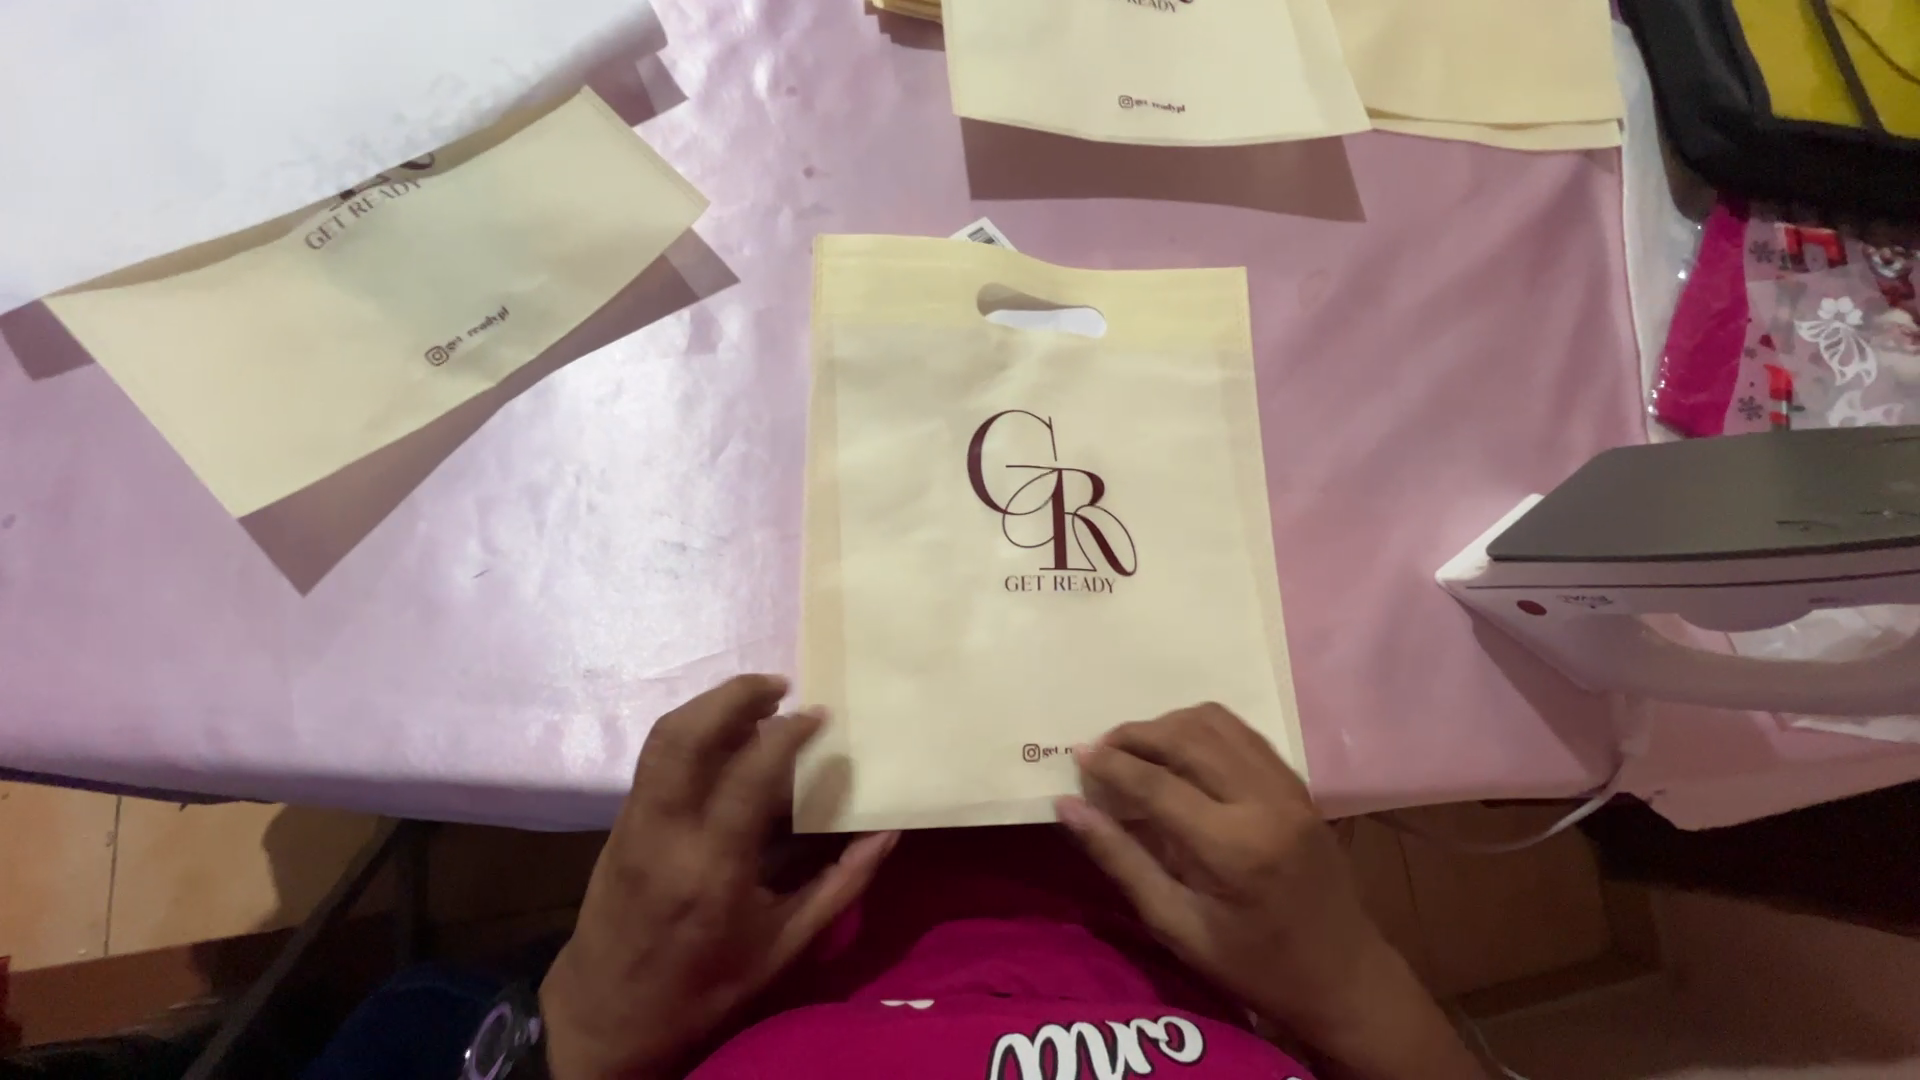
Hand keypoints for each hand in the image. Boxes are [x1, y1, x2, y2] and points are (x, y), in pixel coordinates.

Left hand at [540, 675, 898, 1079]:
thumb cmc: (704, 986)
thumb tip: (887, 833)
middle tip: (780, 685)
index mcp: (712, 868)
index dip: (787, 734)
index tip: (819, 716)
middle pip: (686, 736)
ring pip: (664, 737)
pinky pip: (656, 756)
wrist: (605, 1017)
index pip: (749, 774)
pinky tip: (727, 734)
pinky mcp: (620, 821)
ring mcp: (635, 821)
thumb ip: (840, 885)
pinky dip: (694, 729)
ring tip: (758, 699)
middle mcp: (666, 832)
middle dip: (735, 696)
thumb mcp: (784, 945)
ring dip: (711, 705)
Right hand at [1059, 704, 1482, 1079]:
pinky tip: (1180, 750)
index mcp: (1235, 848)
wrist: (1346, 979)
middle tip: (1101, 747)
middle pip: (1187, 738)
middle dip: (1136, 734)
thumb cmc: (1254, 966)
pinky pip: (1242, 733)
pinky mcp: (1298, 783)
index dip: (1111, 764)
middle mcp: (1265, 802)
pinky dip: (1202, 729)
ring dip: (1169, 725)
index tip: (1076, 753)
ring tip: (1137, 747)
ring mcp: (1288, 787)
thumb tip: (1068, 806)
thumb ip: (1120, 860)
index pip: (1158, 784)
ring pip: (1216, 723)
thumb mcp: (1176, 926)